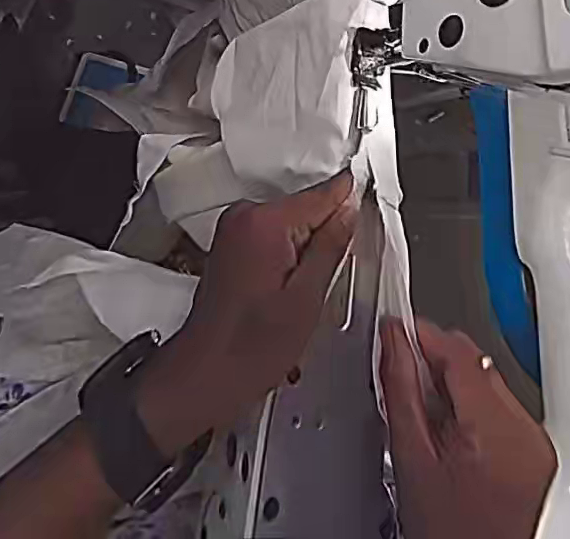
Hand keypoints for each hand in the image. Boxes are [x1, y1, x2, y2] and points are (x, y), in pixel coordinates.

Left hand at [136, 172, 358, 453]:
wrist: (203, 375)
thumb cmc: (246, 349)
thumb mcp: (307, 298)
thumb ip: (332, 246)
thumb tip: (348, 211)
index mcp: (265, 223)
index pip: (322, 194)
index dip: (348, 204)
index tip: (365, 205)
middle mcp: (244, 216)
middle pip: (306, 207)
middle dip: (325, 235)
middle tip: (325, 277)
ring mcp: (234, 227)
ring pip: (291, 221)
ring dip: (306, 247)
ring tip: (300, 292)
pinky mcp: (231, 241)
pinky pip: (273, 233)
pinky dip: (287, 253)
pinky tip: (285, 289)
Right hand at [381, 317, 556, 538]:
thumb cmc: (457, 536)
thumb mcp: (412, 462)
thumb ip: (400, 391)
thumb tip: (392, 342)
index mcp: (491, 420)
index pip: (453, 345)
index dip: (419, 331)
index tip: (394, 328)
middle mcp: (522, 422)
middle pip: (470, 360)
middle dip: (432, 359)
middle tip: (400, 374)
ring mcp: (533, 437)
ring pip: (483, 381)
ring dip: (450, 384)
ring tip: (424, 419)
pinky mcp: (536, 451)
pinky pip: (498, 407)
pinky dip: (470, 408)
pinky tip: (449, 438)